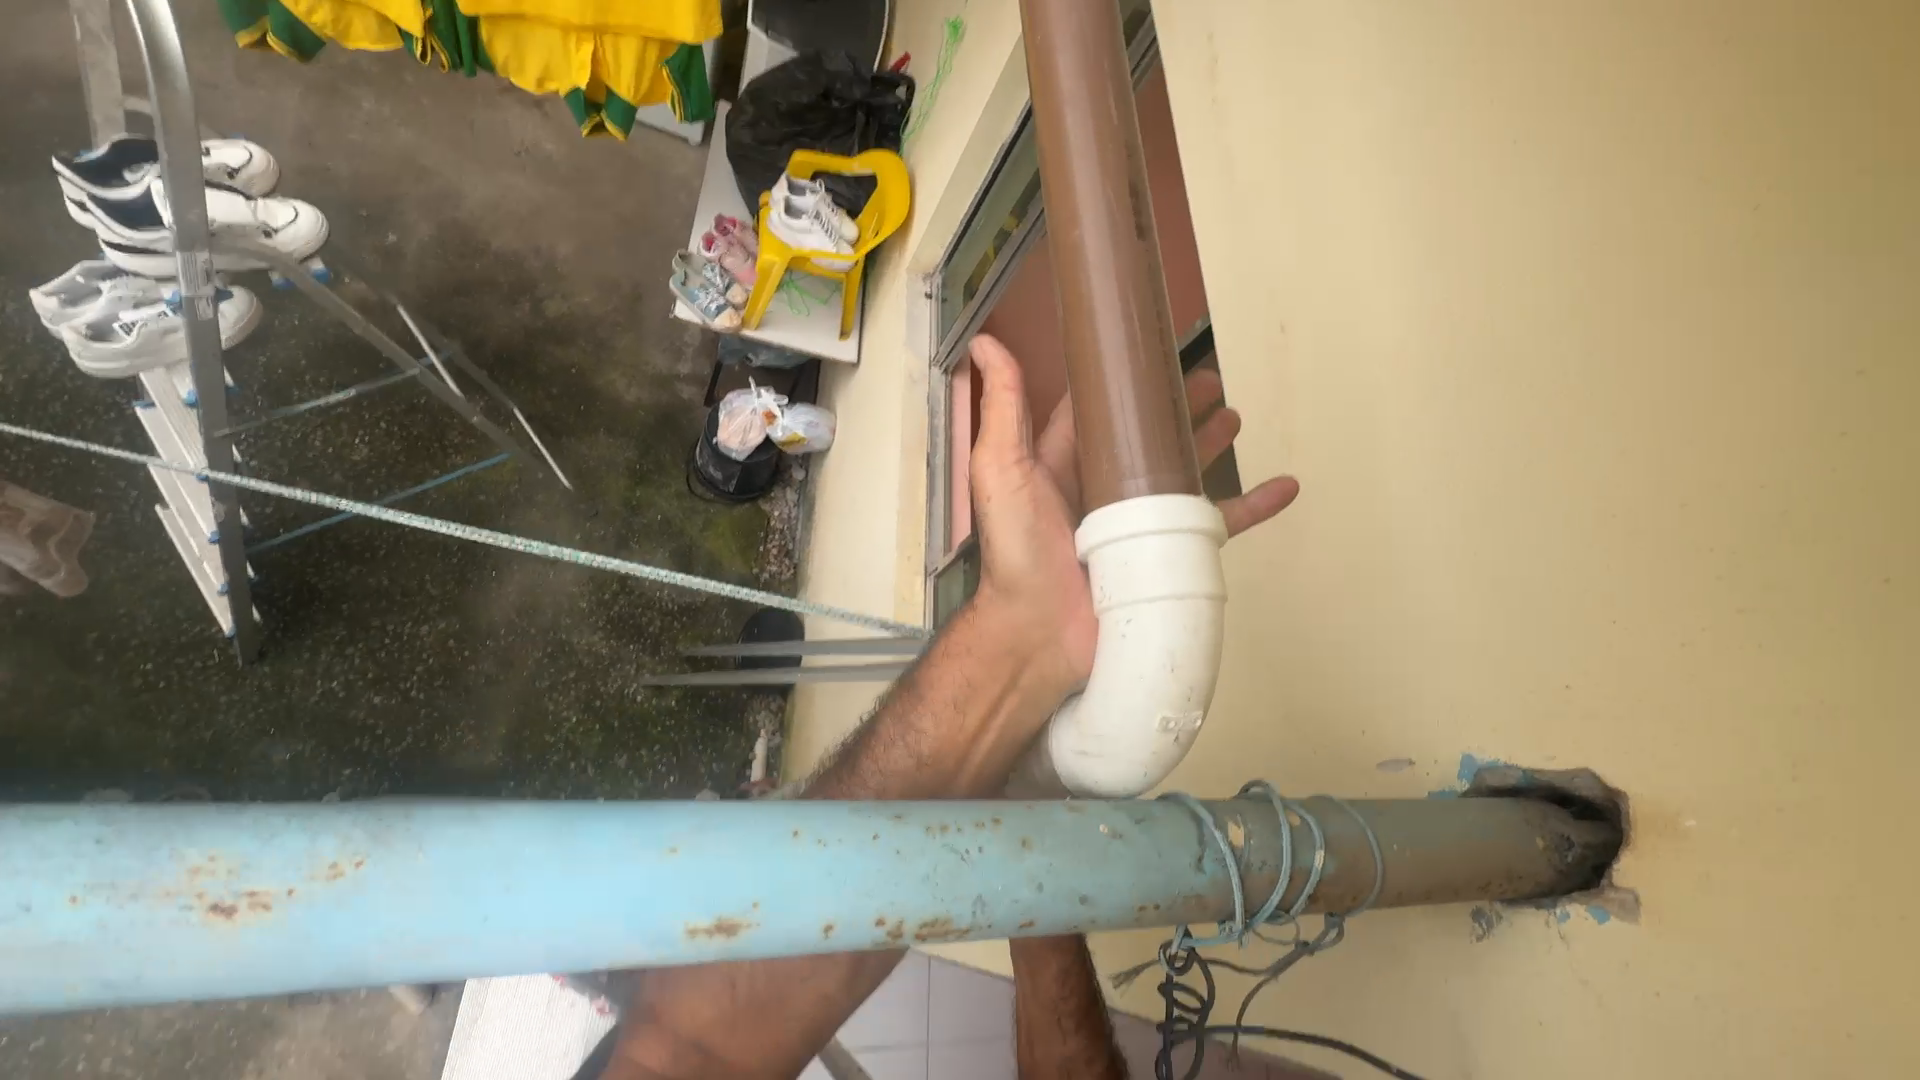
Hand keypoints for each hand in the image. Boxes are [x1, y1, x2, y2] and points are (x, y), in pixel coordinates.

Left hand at [965, 334, 1299, 694]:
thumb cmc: (1018, 551)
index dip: (1115, 383)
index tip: (1145, 350)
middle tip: (1208, 379)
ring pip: (1181, 476)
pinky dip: (1250, 507)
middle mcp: (1098, 490)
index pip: (1092, 413)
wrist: (1040, 634)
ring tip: (1235, 416)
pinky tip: (1284, 487)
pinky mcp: (1163, 556)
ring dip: (1208, 446)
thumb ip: (1002, 408)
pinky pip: (1214, 528)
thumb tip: (986, 342)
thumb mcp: (1002, 470)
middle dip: (1174, 410)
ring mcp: (1134, 525)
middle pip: (1144, 440)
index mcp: (1060, 466)